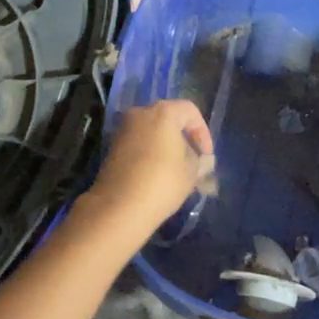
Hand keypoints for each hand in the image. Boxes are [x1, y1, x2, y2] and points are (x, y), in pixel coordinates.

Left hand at [77, 100, 213, 241]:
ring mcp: (123, 129)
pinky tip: (156, 173)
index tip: (206, 155)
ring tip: (176, 169)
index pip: (190, 111)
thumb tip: (195, 158)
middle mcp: (140, 114)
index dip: (203, 132)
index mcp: (163, 113)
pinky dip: (150, 152)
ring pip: (151, 131)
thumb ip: (197, 159)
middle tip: (192, 159)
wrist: (119, 207)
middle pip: (168, 118)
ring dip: (165, 145)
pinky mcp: (112, 147)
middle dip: (183, 137)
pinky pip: (138, 143)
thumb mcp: (191, 172)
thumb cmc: (162, 183)